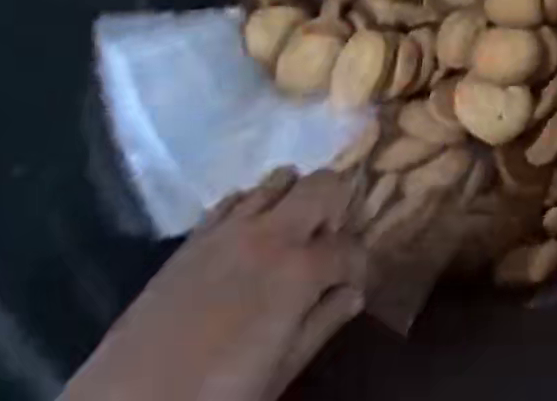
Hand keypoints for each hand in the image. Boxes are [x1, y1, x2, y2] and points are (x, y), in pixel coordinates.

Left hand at [61, 167, 366, 400]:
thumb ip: (323, 323)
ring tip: (293, 229)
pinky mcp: (195, 236)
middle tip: (332, 238)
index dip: (361, 265)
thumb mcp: (281, 371)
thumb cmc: (216, 395)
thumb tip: (353, 294)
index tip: (356, 282)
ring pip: (281, 178)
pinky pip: (235, 197)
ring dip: (296, 197)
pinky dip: (253, 205)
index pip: (351, 248)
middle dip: (340, 203)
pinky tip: (249, 235)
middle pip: (324, 185)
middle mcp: (272, 234)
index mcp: (300, 270)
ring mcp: (231, 229)